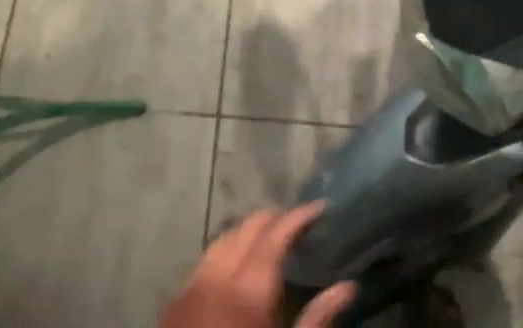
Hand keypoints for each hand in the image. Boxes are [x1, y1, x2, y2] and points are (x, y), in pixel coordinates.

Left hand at [158, 203, 356, 327]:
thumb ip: (317, 319)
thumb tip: (348, 286)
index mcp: (248, 290)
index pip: (275, 234)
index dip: (298, 216)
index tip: (320, 207)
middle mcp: (217, 278)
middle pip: (246, 228)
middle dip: (273, 218)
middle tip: (300, 223)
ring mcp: (190, 289)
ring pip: (221, 240)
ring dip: (247, 232)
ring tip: (271, 240)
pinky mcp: (174, 304)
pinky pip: (203, 263)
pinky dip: (226, 254)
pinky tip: (237, 270)